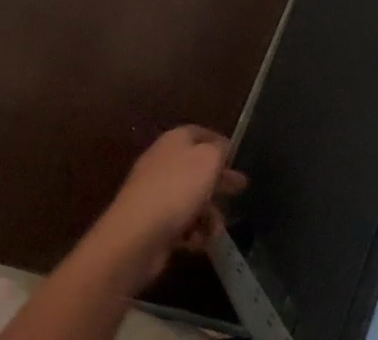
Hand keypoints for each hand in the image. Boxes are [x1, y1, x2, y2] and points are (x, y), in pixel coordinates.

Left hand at [92, 126, 246, 281]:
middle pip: (197, 168)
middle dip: (219, 181)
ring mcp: (155, 194)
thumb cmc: (177, 189)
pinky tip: (197, 242)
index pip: (199, 133)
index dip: (219, 142)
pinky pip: (180, 223)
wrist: (137, 235)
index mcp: (174, 141)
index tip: (236, 155)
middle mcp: (163, 164)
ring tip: (216, 229)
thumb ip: (219, 150)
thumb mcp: (208, 159)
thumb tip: (222, 148)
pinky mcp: (152, 223)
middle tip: (240, 189)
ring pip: (191, 199)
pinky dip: (192, 232)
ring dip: (208, 214)